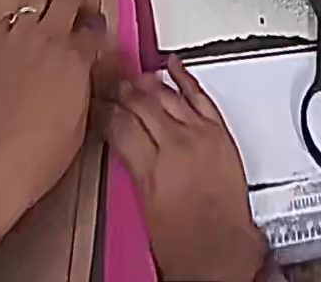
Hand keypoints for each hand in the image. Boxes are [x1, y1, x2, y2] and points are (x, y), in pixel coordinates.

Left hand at [0, 0, 109, 224]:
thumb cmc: (40, 156)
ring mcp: (15, 37)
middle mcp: (47, 38)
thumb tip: (83, 72)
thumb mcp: (79, 123)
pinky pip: (7, 19)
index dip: (98, 30)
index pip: (94, 27)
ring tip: (47, 16)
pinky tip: (17, 40)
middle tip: (77, 13)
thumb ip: (83, 86)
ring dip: (46, 2)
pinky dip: (16, 22)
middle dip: (76, 0)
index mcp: (75, 57)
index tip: (97, 35)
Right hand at [110, 56, 267, 281]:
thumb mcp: (144, 207)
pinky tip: (174, 66)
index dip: (104, 111)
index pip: (119, 124)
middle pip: (142, 103)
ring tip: (136, 76)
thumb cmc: (186, 246)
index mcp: (152, 171)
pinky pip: (200, 96)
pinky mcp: (219, 131)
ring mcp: (199, 135)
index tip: (97, 105)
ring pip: (167, 95)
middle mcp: (176, 146)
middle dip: (123, 91)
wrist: (224, 255)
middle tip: (113, 85)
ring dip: (148, 83)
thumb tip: (121, 141)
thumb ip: (133, 166)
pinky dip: (185, 78)